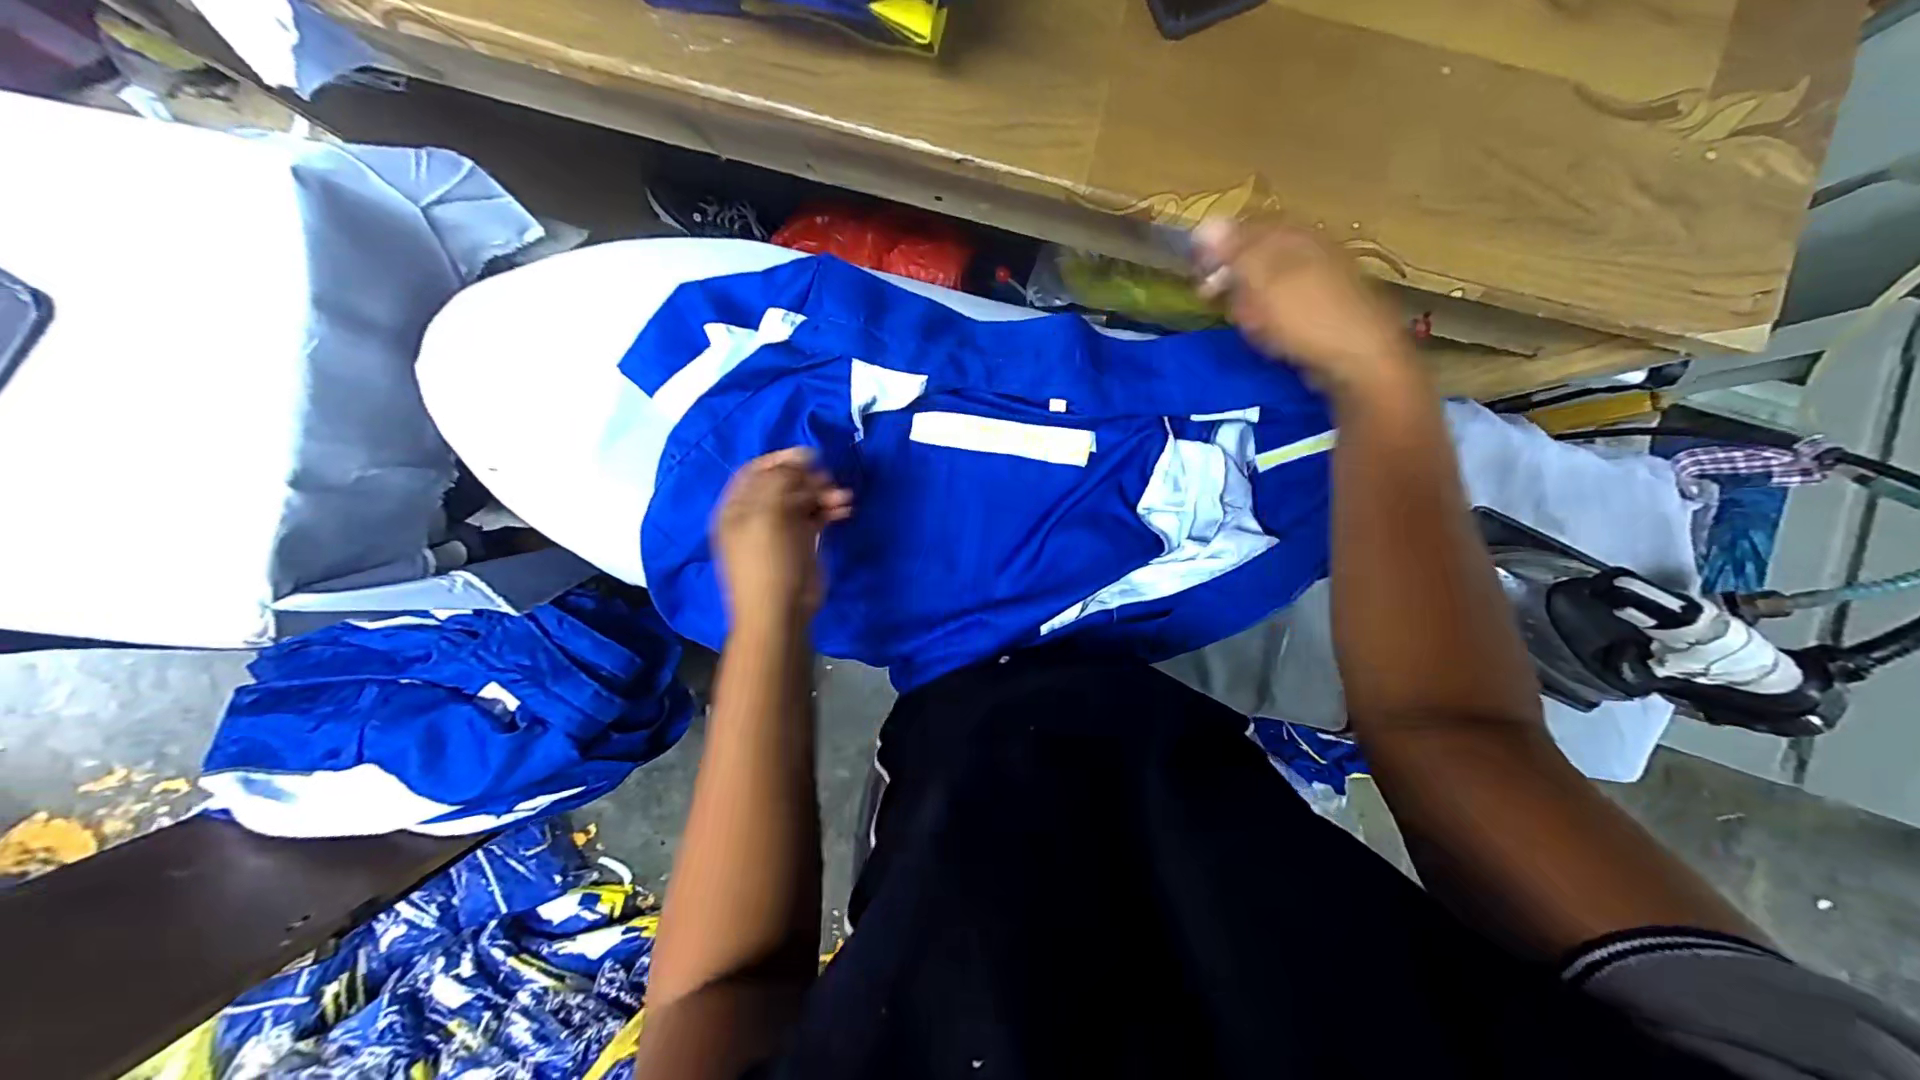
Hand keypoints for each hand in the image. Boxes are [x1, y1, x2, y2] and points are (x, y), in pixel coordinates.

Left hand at [711, 447, 852, 629]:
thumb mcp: (767, 515)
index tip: (810, 455)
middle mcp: (755, 514)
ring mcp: (778, 529)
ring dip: (823, 493)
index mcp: (736, 507)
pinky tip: (844, 509)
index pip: (757, 470)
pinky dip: (829, 510)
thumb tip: (800, 458)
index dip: (782, 459)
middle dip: (807, 478)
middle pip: (783, 483)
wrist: (780, 613)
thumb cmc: (767, 563)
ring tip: (843, 498)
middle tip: (828, 480)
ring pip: (802, 499)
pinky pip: (815, 517)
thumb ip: (782, 480)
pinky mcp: (800, 543)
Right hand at [1194, 220, 1422, 401]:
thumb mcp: (1261, 281)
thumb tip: (1204, 223)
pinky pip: (1286, 301)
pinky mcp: (1326, 306)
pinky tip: (1267, 331)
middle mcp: (1310, 248)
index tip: (1196, 274)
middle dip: (1232, 275)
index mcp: (1294, 236)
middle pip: (1258, 253)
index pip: (1245, 229)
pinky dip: (1269, 314)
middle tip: (1211, 299)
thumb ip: (1233, 252)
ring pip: (1271, 279)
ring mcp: (1321, 277)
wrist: (1359, 358)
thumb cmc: (1304, 317)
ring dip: (1249, 298)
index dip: (1216, 248)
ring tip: (1241, 319)